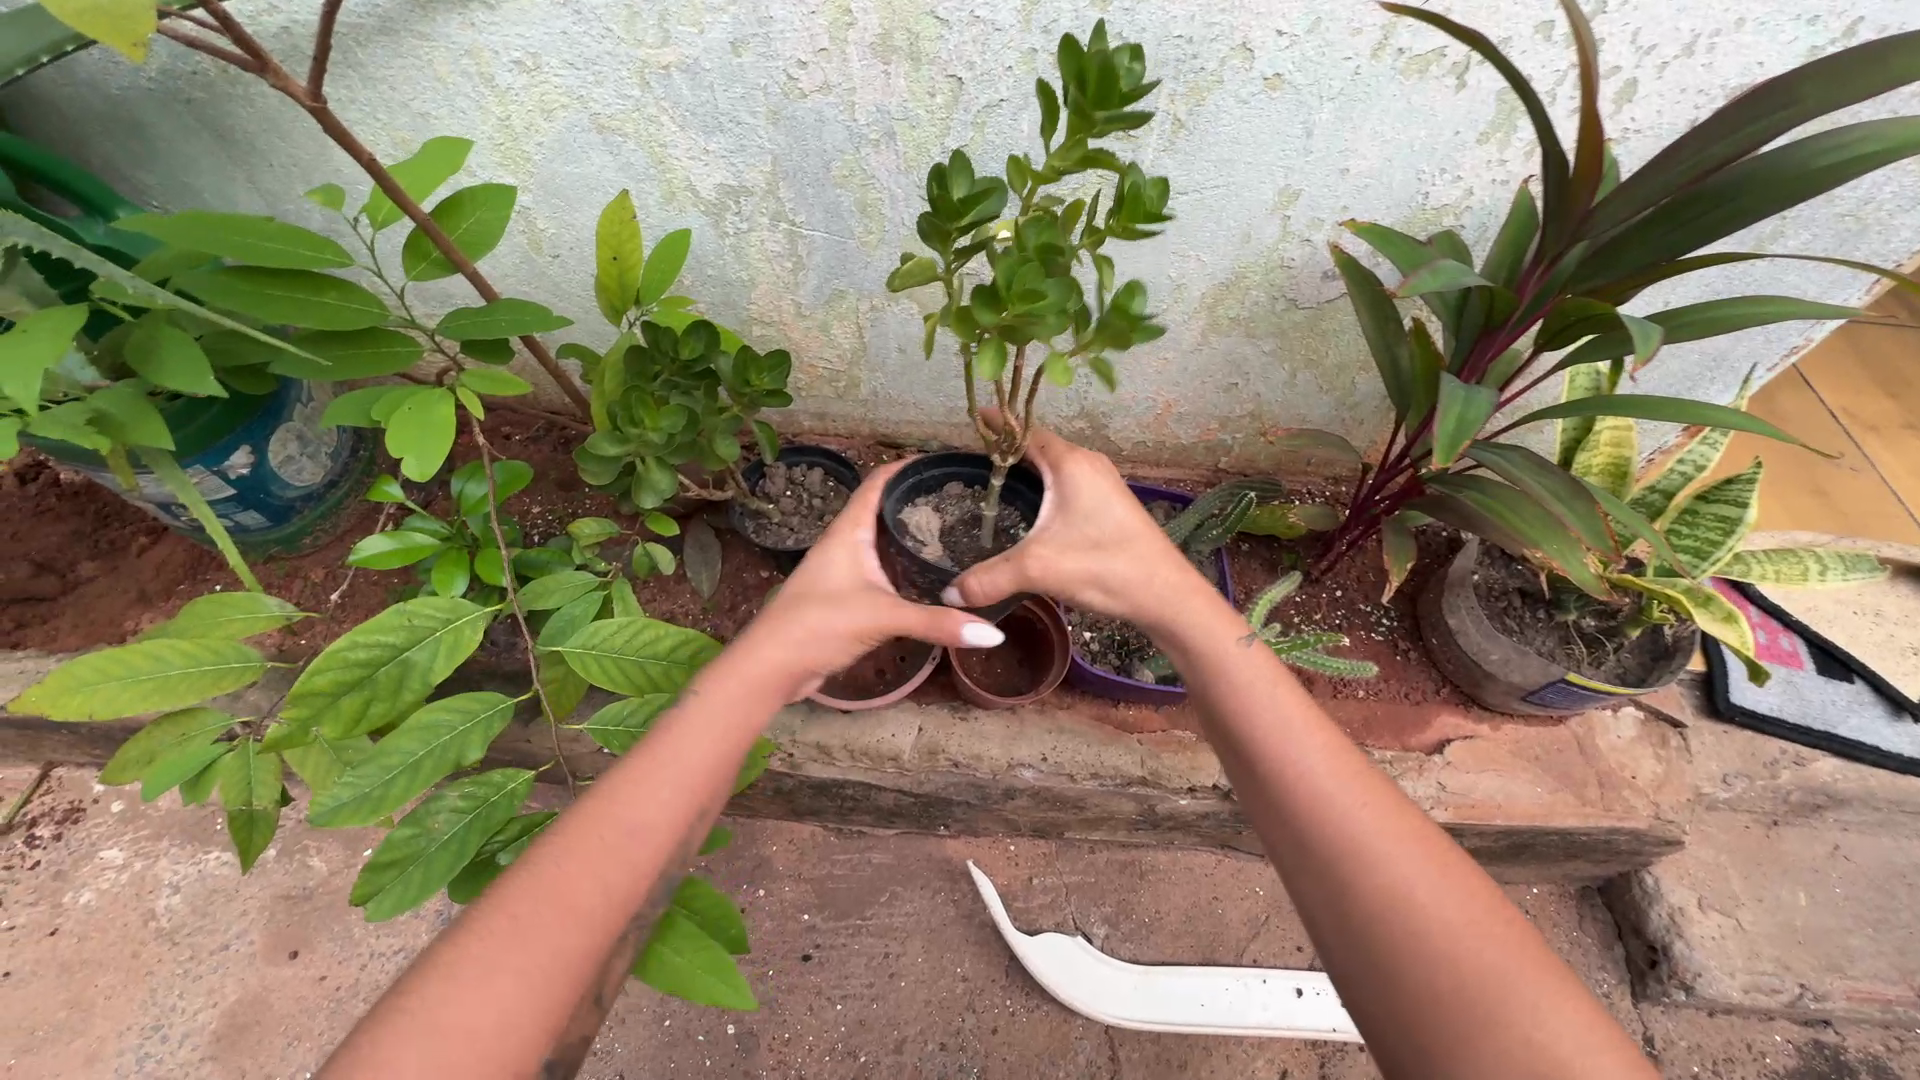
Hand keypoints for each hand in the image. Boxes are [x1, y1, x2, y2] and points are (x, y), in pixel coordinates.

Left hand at [732, 460, 1005, 699]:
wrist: (771, 667)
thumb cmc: (817, 626)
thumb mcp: (883, 617)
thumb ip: (937, 623)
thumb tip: (993, 633)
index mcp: (848, 531)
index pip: (879, 481)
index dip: (908, 466)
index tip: (946, 461)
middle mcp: (846, 543)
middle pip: (885, 509)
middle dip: (919, 500)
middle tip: (963, 498)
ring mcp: (844, 570)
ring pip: (884, 542)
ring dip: (913, 535)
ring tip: (957, 530)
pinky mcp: (847, 596)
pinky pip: (882, 571)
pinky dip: (906, 567)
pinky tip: (931, 576)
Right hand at [941, 421, 1207, 629]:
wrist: (1166, 595)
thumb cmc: (1105, 566)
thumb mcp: (1038, 569)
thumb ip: (989, 578)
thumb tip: (949, 594)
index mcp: (1070, 463)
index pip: (1025, 431)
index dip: (998, 425)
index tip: (973, 419)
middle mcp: (1089, 464)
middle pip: (1041, 446)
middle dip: (1009, 448)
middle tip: (975, 456)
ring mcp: (1104, 485)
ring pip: (1057, 467)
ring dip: (1030, 469)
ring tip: (996, 481)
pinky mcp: (1111, 507)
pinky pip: (1070, 485)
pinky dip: (1046, 488)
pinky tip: (1033, 511)